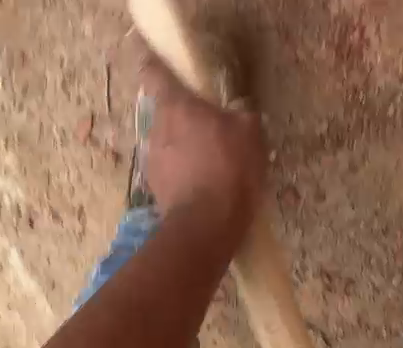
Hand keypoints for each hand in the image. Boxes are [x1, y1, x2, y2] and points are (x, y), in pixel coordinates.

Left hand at [140, 56, 265, 235]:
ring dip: (180, 149)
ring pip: (164, 145)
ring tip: (204, 162)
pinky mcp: (155, 192)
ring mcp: (152, 163)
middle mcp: (155, 130)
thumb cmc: (228, 170)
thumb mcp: (250, 134)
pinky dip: (180, 176)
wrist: (206, 226)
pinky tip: (199, 187)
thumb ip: (242, 114)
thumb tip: (240, 111)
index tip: (167, 70)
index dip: (158, 68)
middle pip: (162, 113)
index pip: (153, 73)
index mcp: (175, 106)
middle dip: (179, 116)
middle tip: (202, 125)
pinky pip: (168, 174)